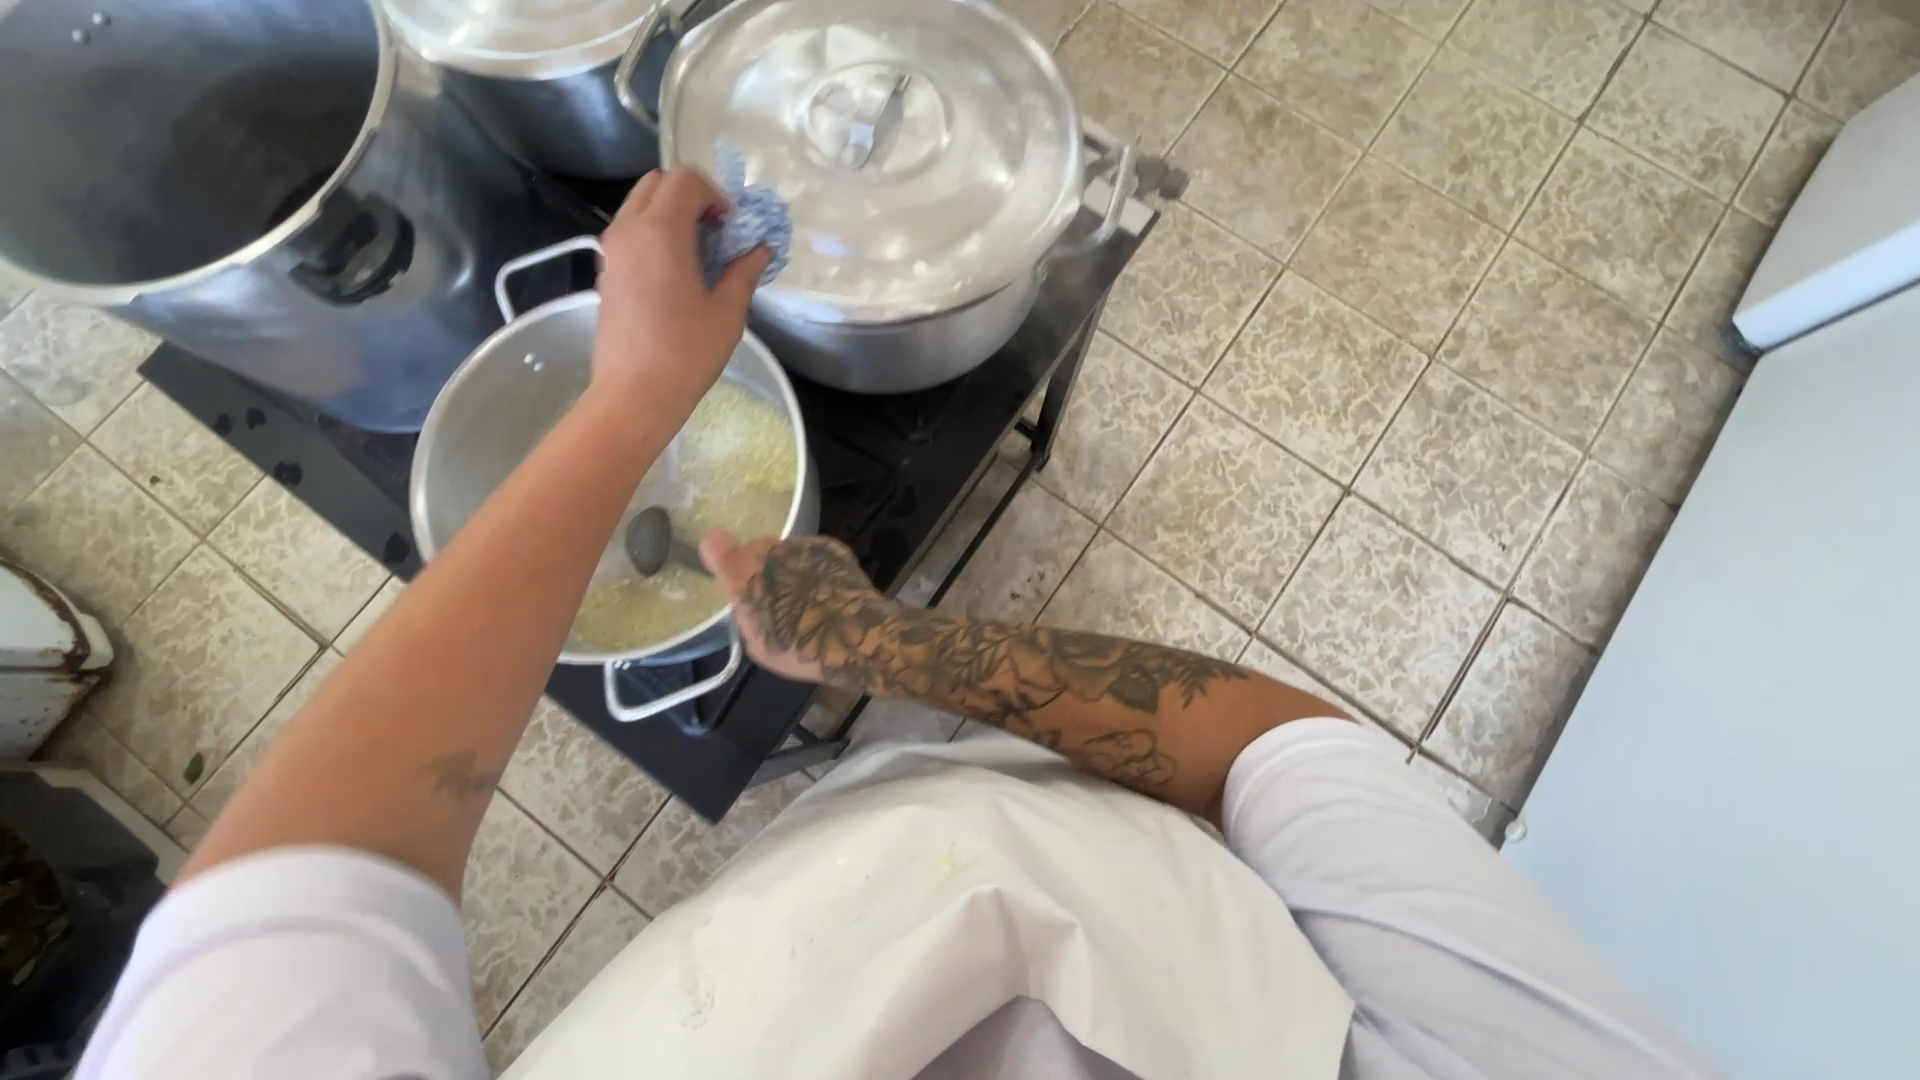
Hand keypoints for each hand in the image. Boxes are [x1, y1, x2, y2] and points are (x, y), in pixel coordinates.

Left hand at [592, 167, 773, 408]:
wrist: (635, 393)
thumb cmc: (687, 353)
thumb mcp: (728, 313)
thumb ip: (745, 272)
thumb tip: (760, 250)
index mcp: (661, 232)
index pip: (686, 179)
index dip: (715, 194)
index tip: (731, 228)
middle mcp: (629, 229)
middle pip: (658, 182)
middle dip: (691, 197)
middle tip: (716, 233)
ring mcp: (612, 249)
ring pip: (640, 205)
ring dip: (671, 215)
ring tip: (698, 254)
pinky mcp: (606, 270)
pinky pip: (630, 231)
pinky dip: (655, 235)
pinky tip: (677, 273)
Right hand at [699, 531, 895, 688]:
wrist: (857, 635)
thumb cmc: (802, 649)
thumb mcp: (759, 645)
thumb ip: (748, 614)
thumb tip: (752, 604)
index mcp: (743, 577)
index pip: (715, 545)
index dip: (718, 554)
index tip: (725, 568)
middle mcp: (769, 552)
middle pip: (753, 548)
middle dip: (758, 567)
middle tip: (773, 595)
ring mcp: (800, 545)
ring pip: (783, 549)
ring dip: (786, 566)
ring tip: (804, 595)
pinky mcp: (829, 546)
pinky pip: (809, 551)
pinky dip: (811, 565)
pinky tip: (825, 588)